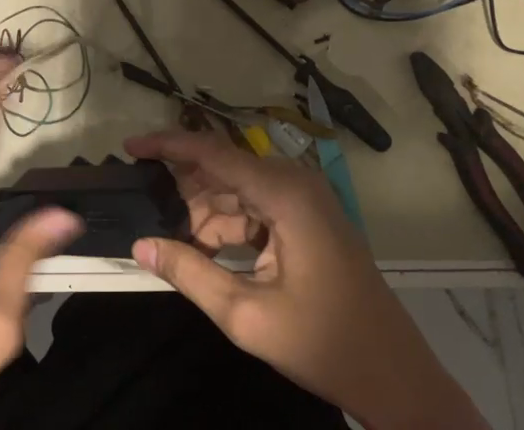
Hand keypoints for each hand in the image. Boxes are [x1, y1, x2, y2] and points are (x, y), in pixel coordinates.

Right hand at [127, 131, 487, 429]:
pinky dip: (225, 226)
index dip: (167, 146)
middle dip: (181, 188)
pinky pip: (253, 208)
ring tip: (168, 241)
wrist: (394, 376)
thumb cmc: (322, 342)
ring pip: (235, 190)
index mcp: (284, 194)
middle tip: (142, 208)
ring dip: (201, 213)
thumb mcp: (246, 313)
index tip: (129, 148)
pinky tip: (200, 252)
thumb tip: (140, 244)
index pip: (213, 152)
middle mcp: (295, 184)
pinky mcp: (307, 220)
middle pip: (222, 168)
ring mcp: (304, 201)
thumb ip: (188, 273)